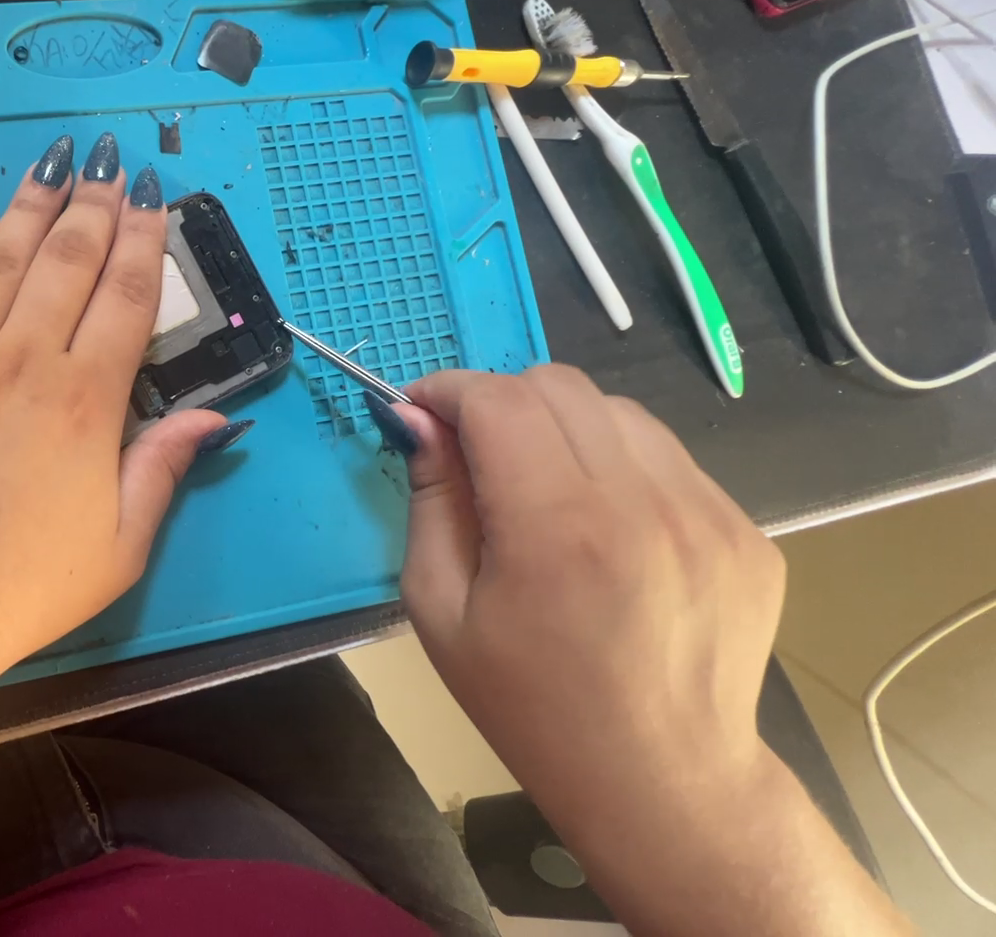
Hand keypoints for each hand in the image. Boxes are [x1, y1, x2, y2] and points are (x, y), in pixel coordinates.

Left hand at [0, 133, 228, 671]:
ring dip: (34, 202)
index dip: (145, 241)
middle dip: (96, 204)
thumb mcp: (117, 548)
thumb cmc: (16, 587)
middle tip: (110, 161)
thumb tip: (213, 416)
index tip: (154, 198)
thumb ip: (163, 471)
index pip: (127, 298)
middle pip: (70, 261)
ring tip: (55, 157)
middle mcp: (24, 359)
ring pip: (3, 256)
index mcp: (86, 403)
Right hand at [389, 365, 784, 826]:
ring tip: (535, 482)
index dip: (446, 389)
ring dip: (556, 424)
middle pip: (557, 385)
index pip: (499, 401)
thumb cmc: (522, 696)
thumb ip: (430, 498)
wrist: (658, 776)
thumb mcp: (438, 604)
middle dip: (495, 399)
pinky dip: (611, 459)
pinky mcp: (746, 529)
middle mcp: (644, 503)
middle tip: (468, 449)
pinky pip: (662, 453)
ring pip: (614, 408)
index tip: (416, 408)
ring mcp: (710, 513)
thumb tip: (416, 420)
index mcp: (557, 528)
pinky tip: (597, 518)